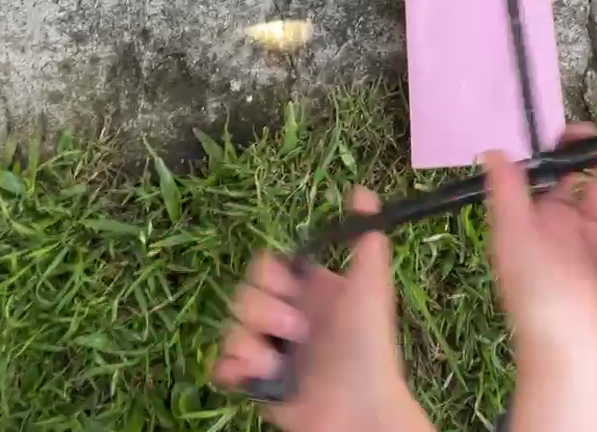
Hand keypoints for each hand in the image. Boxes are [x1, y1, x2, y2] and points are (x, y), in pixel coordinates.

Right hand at [212, 187, 433, 431]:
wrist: (361, 406)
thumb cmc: (369, 340)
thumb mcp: (372, 282)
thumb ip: (365, 236)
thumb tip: (363, 189)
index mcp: (308, 290)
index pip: (266, 267)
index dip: (269, 275)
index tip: (288, 285)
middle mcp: (287, 315)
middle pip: (244, 296)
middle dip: (261, 311)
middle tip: (295, 332)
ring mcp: (273, 350)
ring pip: (232, 329)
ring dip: (246, 342)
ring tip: (272, 360)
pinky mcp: (260, 384)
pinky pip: (225, 368)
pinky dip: (228, 369)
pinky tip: (247, 374)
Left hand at [483, 98, 596, 431]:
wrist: (590, 372)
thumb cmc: (542, 307)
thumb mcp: (515, 244)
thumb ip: (507, 195)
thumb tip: (491, 150)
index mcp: (541, 224)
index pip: (555, 173)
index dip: (564, 146)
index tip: (573, 123)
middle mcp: (576, 227)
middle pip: (593, 172)